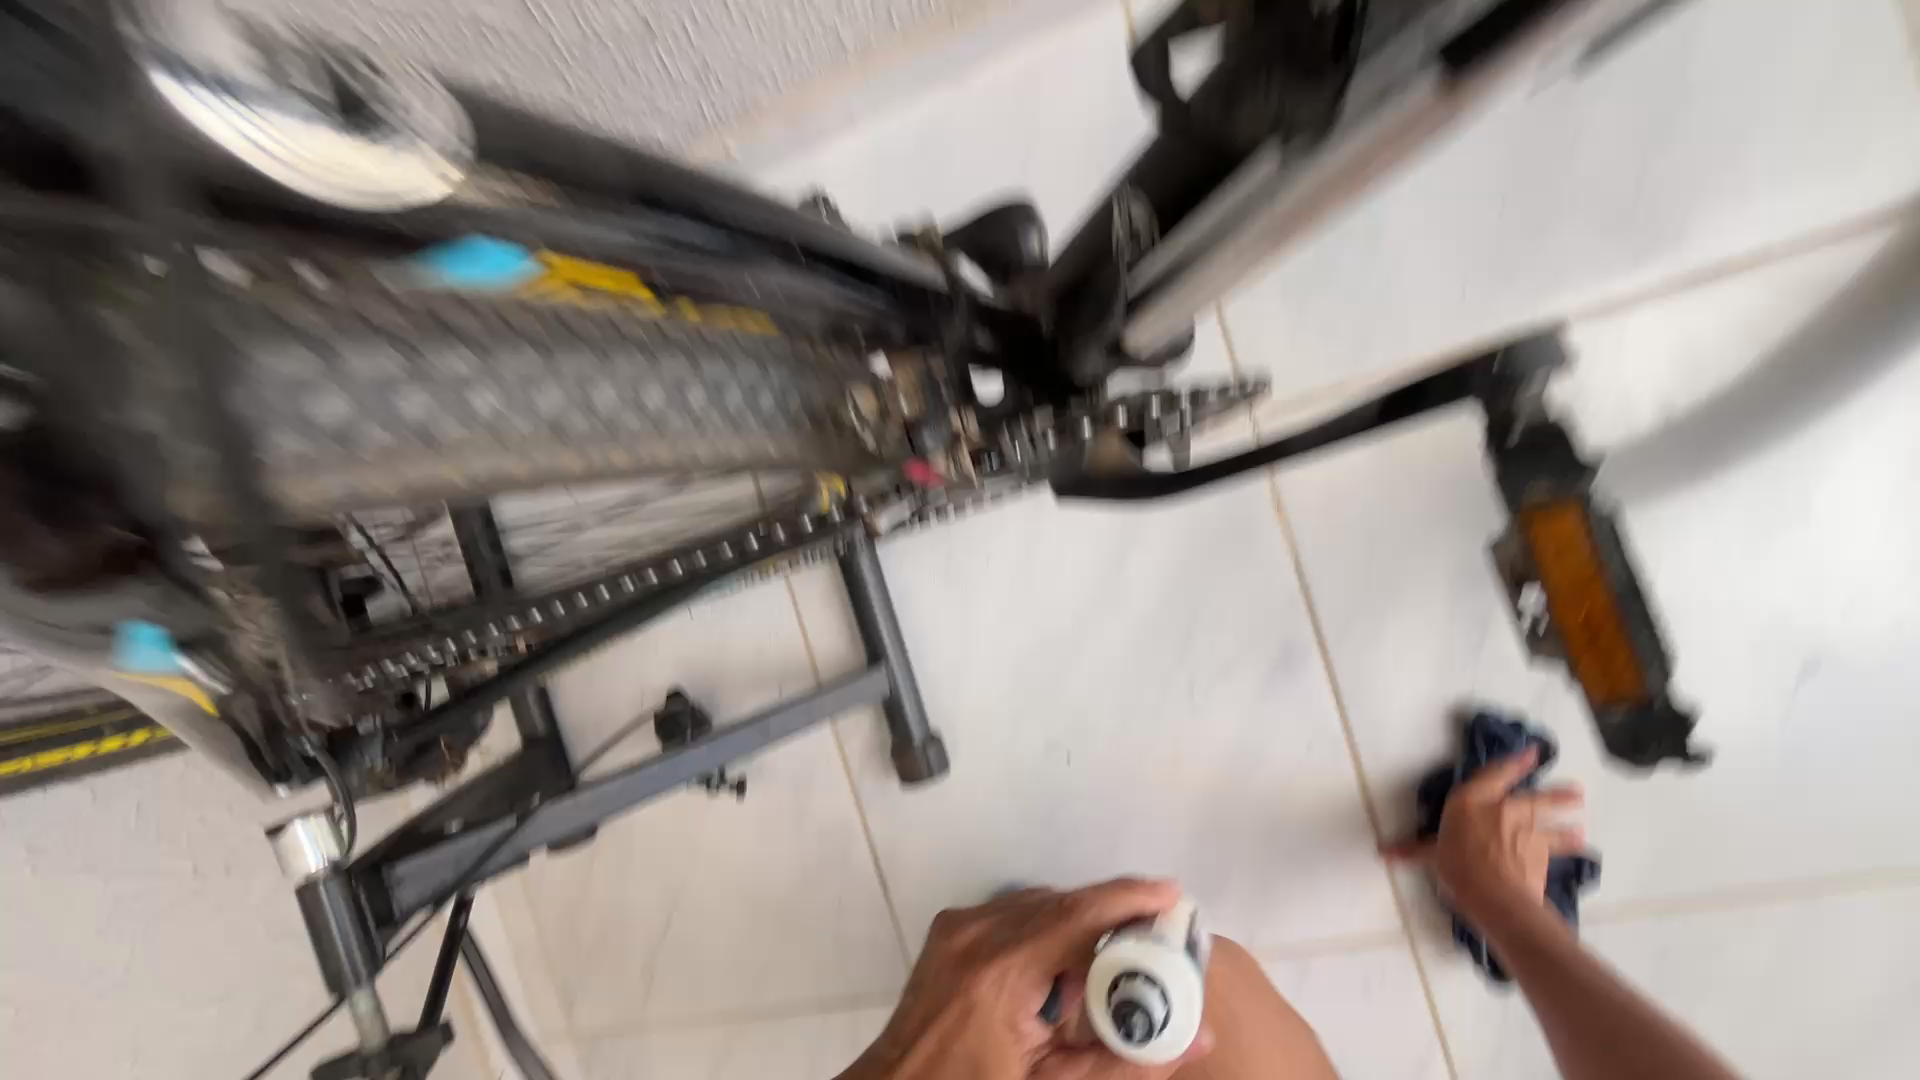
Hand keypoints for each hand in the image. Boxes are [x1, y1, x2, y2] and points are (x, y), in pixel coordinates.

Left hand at [839, 879, 1213, 1079]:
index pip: (1075, 917)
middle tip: (1155, 935)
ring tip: (1110, 961)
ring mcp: (958, 925)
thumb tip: (1195, 1036)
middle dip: (1111, 914)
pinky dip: (1044, 928)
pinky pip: (1011, 912)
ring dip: (1078, 923)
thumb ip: (1121, 1062)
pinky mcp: (949, 927)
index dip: (1127, 900)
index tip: (1172, 895)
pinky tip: (1061, 965)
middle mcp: (975, 933)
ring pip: (1037, 904)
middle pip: (1060, 904)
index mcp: (1000, 973)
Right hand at [1385, 747, 1585, 929]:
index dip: (1515, 763)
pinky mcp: (1544, 854)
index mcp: (1471, 801)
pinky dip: (1568, 848)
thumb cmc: (1455, 864)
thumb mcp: (1431, 855)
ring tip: (1580, 826)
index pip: (1496, 775)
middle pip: (1533, 799)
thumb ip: (1414, 850)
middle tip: (1577, 792)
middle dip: (1555, 796)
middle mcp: (1502, 809)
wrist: (1495, 894)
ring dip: (1566, 825)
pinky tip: (1580, 849)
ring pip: (1551, 824)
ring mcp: (1527, 832)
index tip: (1534, 752)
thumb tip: (1382, 852)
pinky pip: (1557, 849)